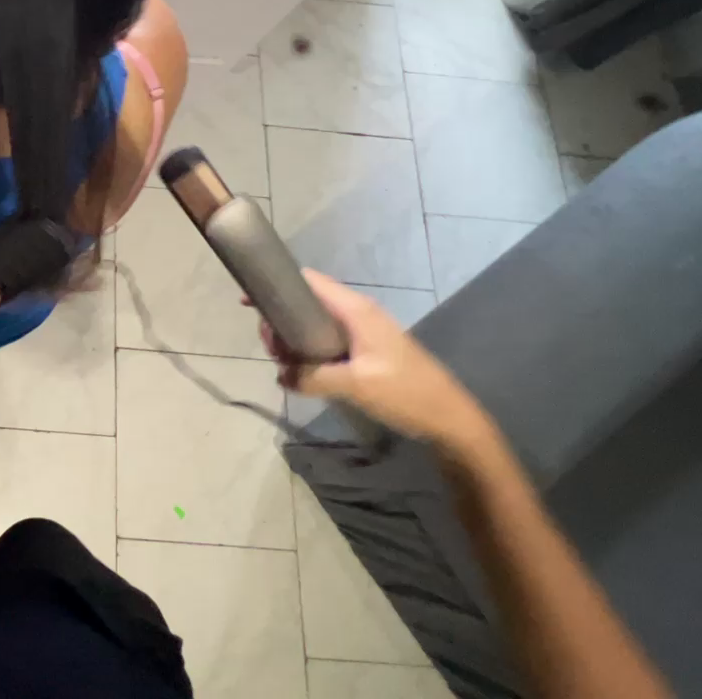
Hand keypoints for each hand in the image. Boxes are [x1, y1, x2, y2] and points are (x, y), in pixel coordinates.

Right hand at [265, 270, 496, 454]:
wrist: (452, 421)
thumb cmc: (406, 394)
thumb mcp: (355, 385)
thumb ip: (312, 376)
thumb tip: (280, 374)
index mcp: (356, 311)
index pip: (309, 281)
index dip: (277, 285)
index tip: (249, 301)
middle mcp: (358, 314)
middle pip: (307, 302)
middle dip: (280, 319)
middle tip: (269, 346)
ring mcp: (363, 332)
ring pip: (315, 323)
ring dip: (293, 337)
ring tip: (282, 361)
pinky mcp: (367, 350)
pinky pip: (328, 340)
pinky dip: (309, 349)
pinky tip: (301, 370)